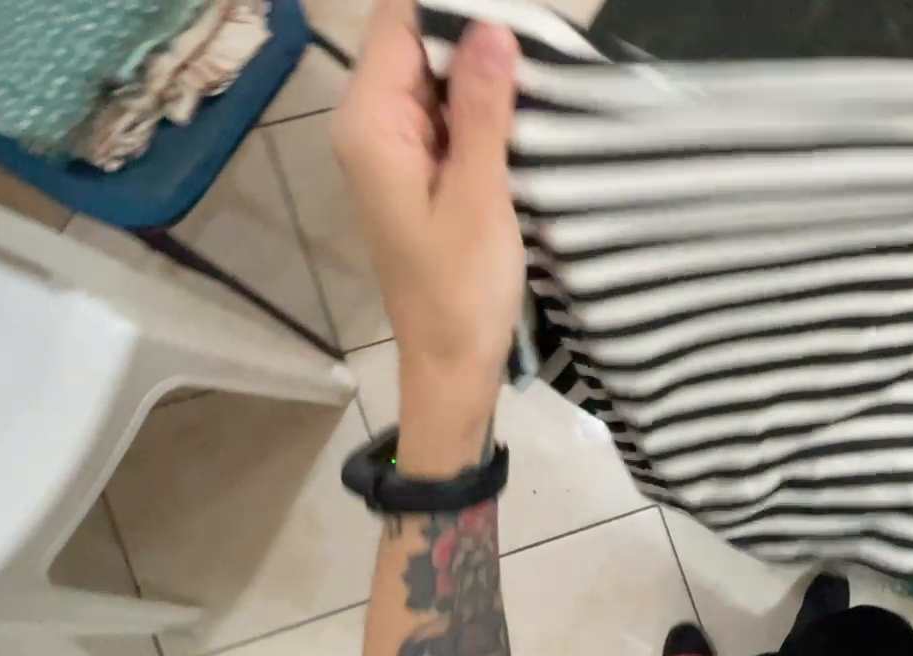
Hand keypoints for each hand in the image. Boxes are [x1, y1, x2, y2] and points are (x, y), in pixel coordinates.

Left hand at [332, 0, 524, 474]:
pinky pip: (447, 130)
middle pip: (417, 53)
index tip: (519, 27)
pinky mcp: (418, 181)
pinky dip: (482, 125)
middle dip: (476, 49)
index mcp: (371, 123)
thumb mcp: (479, 197)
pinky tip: (522, 133)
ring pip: (437, 91)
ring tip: (541, 95)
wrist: (451, 362)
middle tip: (542, 63)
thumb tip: (493, 31)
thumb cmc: (462, 289)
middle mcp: (371, 128)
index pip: (400, 25)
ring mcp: (394, 155)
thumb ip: (482, 113)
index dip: (455, 15)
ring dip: (485, 90)